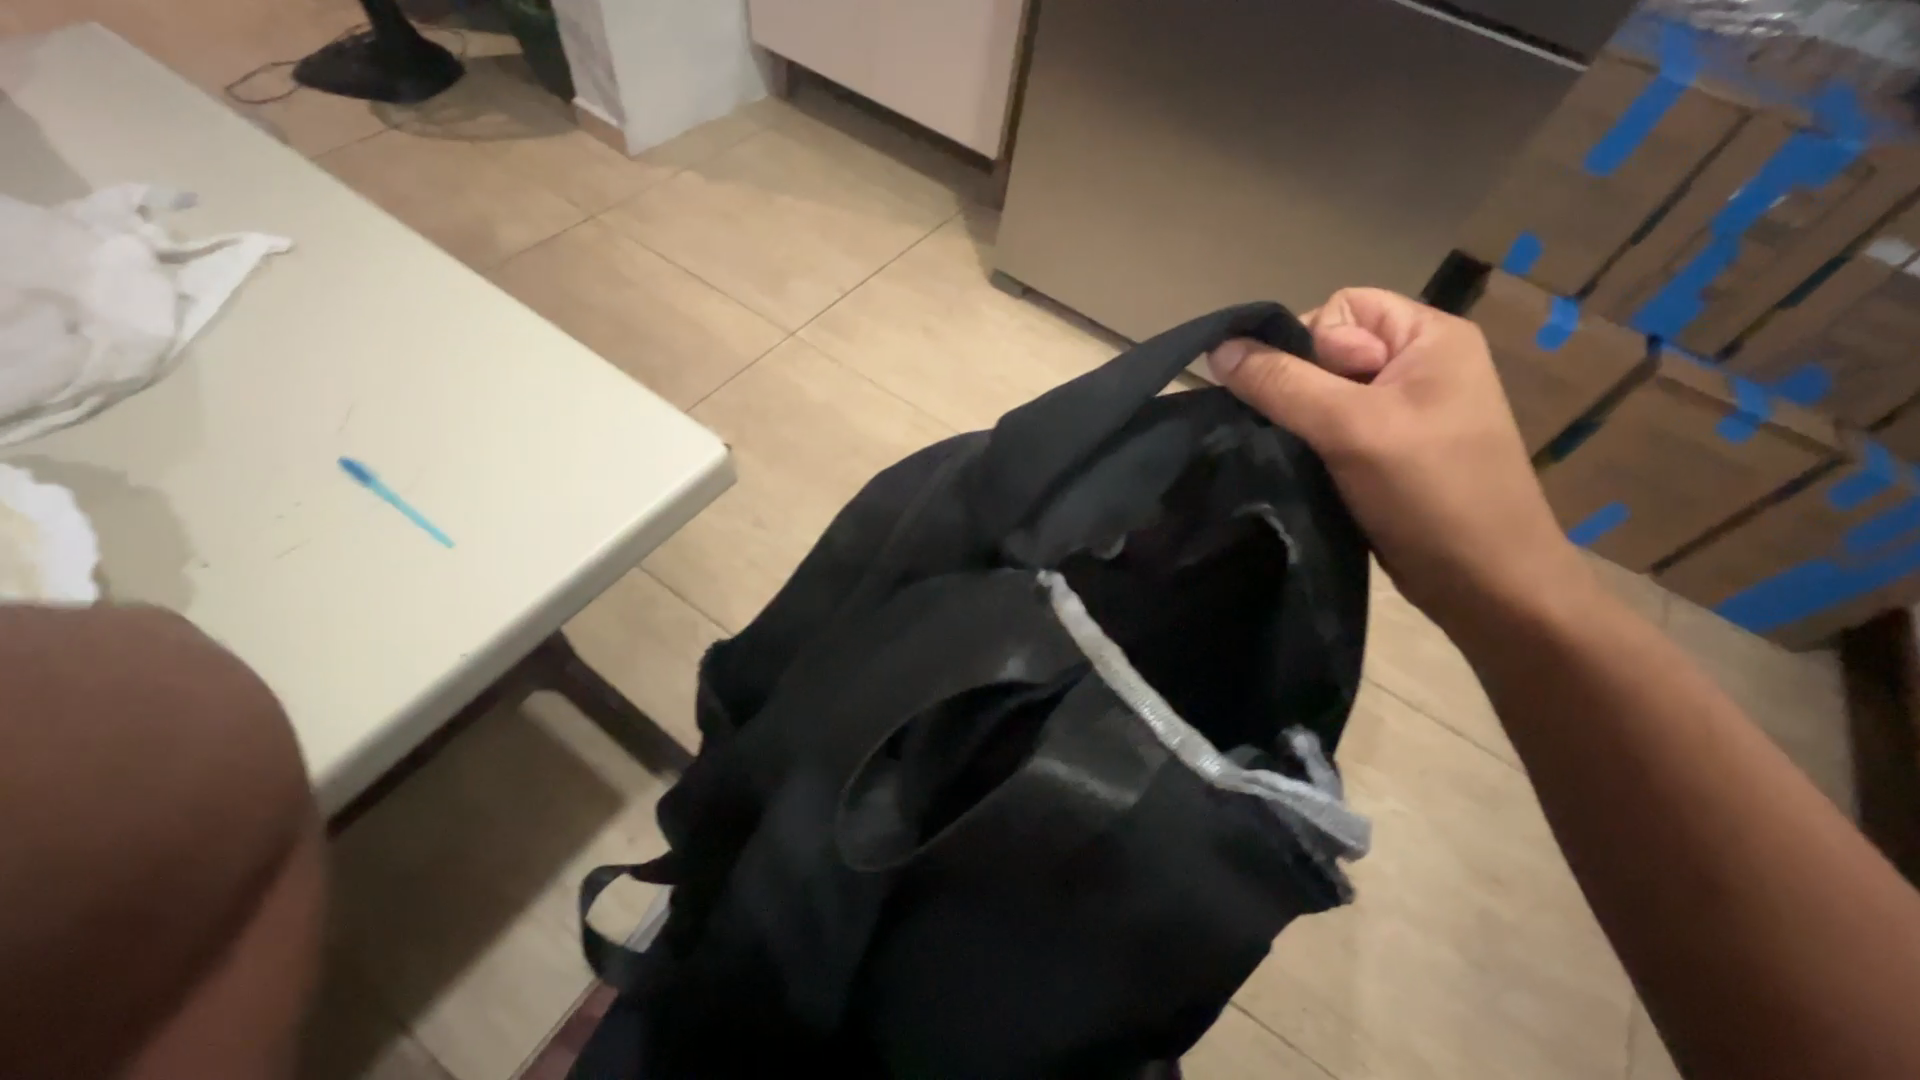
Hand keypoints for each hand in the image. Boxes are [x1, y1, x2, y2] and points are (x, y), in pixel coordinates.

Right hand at [1208, 288, 1591, 630]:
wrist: (1486, 584)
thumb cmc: (1432, 493)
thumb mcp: (1352, 427)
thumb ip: (1282, 383)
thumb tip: (1217, 349)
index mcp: (1430, 336)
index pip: (1341, 307)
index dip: (1313, 345)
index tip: (1321, 399)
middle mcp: (1419, 363)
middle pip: (1327, 349)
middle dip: (1304, 386)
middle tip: (1319, 434)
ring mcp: (1405, 410)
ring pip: (1323, 393)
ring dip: (1303, 421)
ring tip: (1312, 457)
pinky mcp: (1389, 450)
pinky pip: (1332, 427)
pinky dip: (1312, 444)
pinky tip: (1312, 470)